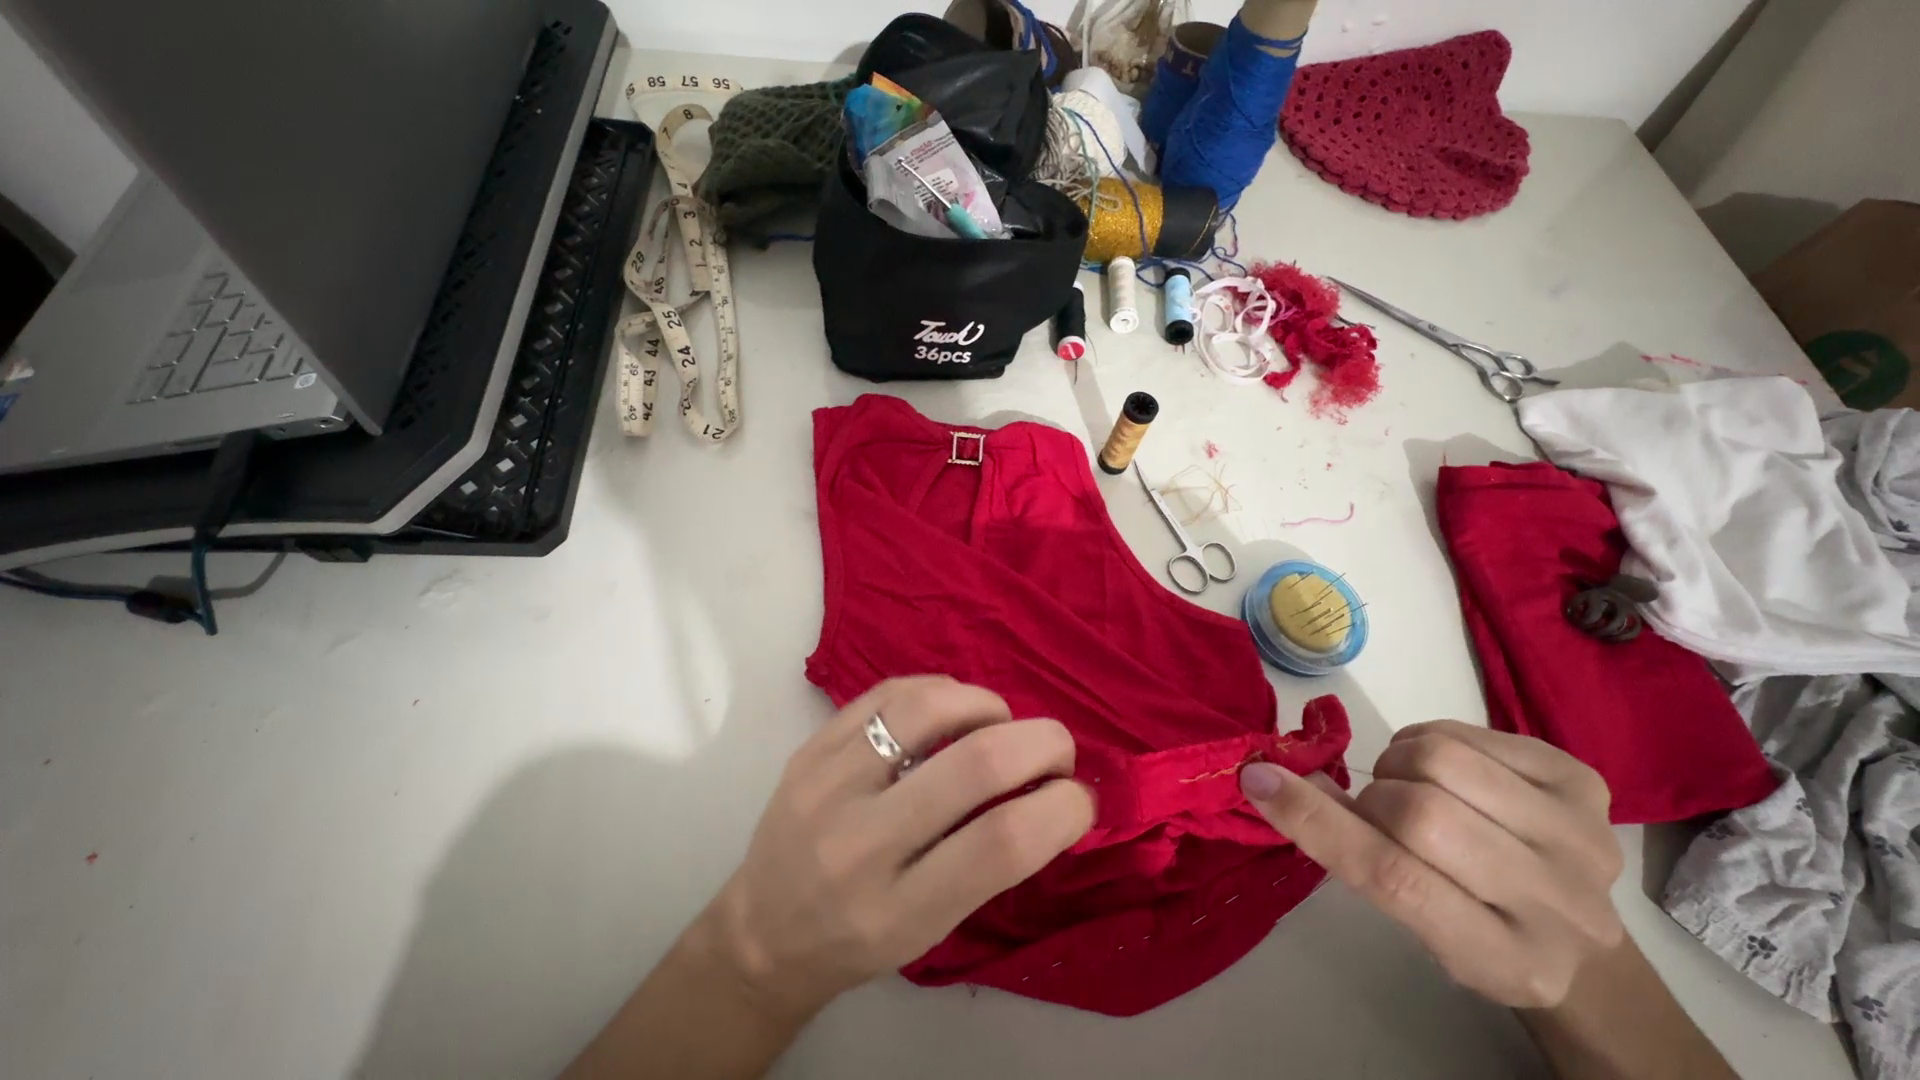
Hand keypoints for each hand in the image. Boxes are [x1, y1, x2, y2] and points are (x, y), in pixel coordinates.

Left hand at [698, 676, 1095, 1020]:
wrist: (763, 933)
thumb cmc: (860, 942)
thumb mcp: (931, 931)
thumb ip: (990, 864)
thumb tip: (1055, 792)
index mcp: (901, 910)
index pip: (1004, 842)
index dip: (1064, 808)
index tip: (1078, 799)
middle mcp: (861, 844)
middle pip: (976, 765)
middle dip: (1044, 743)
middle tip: (1058, 751)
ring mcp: (827, 787)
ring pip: (927, 709)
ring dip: (988, 705)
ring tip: (1002, 723)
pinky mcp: (809, 750)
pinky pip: (886, 693)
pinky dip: (939, 690)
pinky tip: (955, 708)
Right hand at [1239, 720, 1624, 1007]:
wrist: (1576, 935)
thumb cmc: (1474, 931)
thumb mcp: (1413, 920)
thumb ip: (1354, 851)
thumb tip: (1273, 779)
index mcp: (1504, 958)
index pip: (1393, 878)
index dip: (1317, 823)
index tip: (1258, 780)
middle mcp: (1560, 902)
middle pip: (1421, 813)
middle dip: (1373, 796)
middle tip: (1373, 806)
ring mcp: (1583, 837)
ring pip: (1446, 759)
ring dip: (1400, 762)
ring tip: (1408, 783)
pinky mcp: (1586, 784)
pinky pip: (1471, 732)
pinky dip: (1430, 740)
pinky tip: (1444, 769)